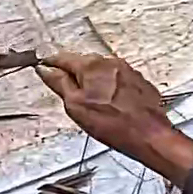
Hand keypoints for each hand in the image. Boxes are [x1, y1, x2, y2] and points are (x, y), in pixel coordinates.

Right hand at [35, 52, 192, 182]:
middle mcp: (110, 62)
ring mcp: (126, 70)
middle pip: (83, 62)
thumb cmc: (112, 124)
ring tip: (90, 101)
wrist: (149, 135)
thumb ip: (59, 83)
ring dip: (92, 81)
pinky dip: (108, 87)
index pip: (63, 58)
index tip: (43, 66)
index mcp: (91, 66)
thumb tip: (45, 70)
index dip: (50, 63)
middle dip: (73, 73)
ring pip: (101, 71)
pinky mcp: (139, 81)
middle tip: (66, 90)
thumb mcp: (75, 106)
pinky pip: (116, 79)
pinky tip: (108, 103)